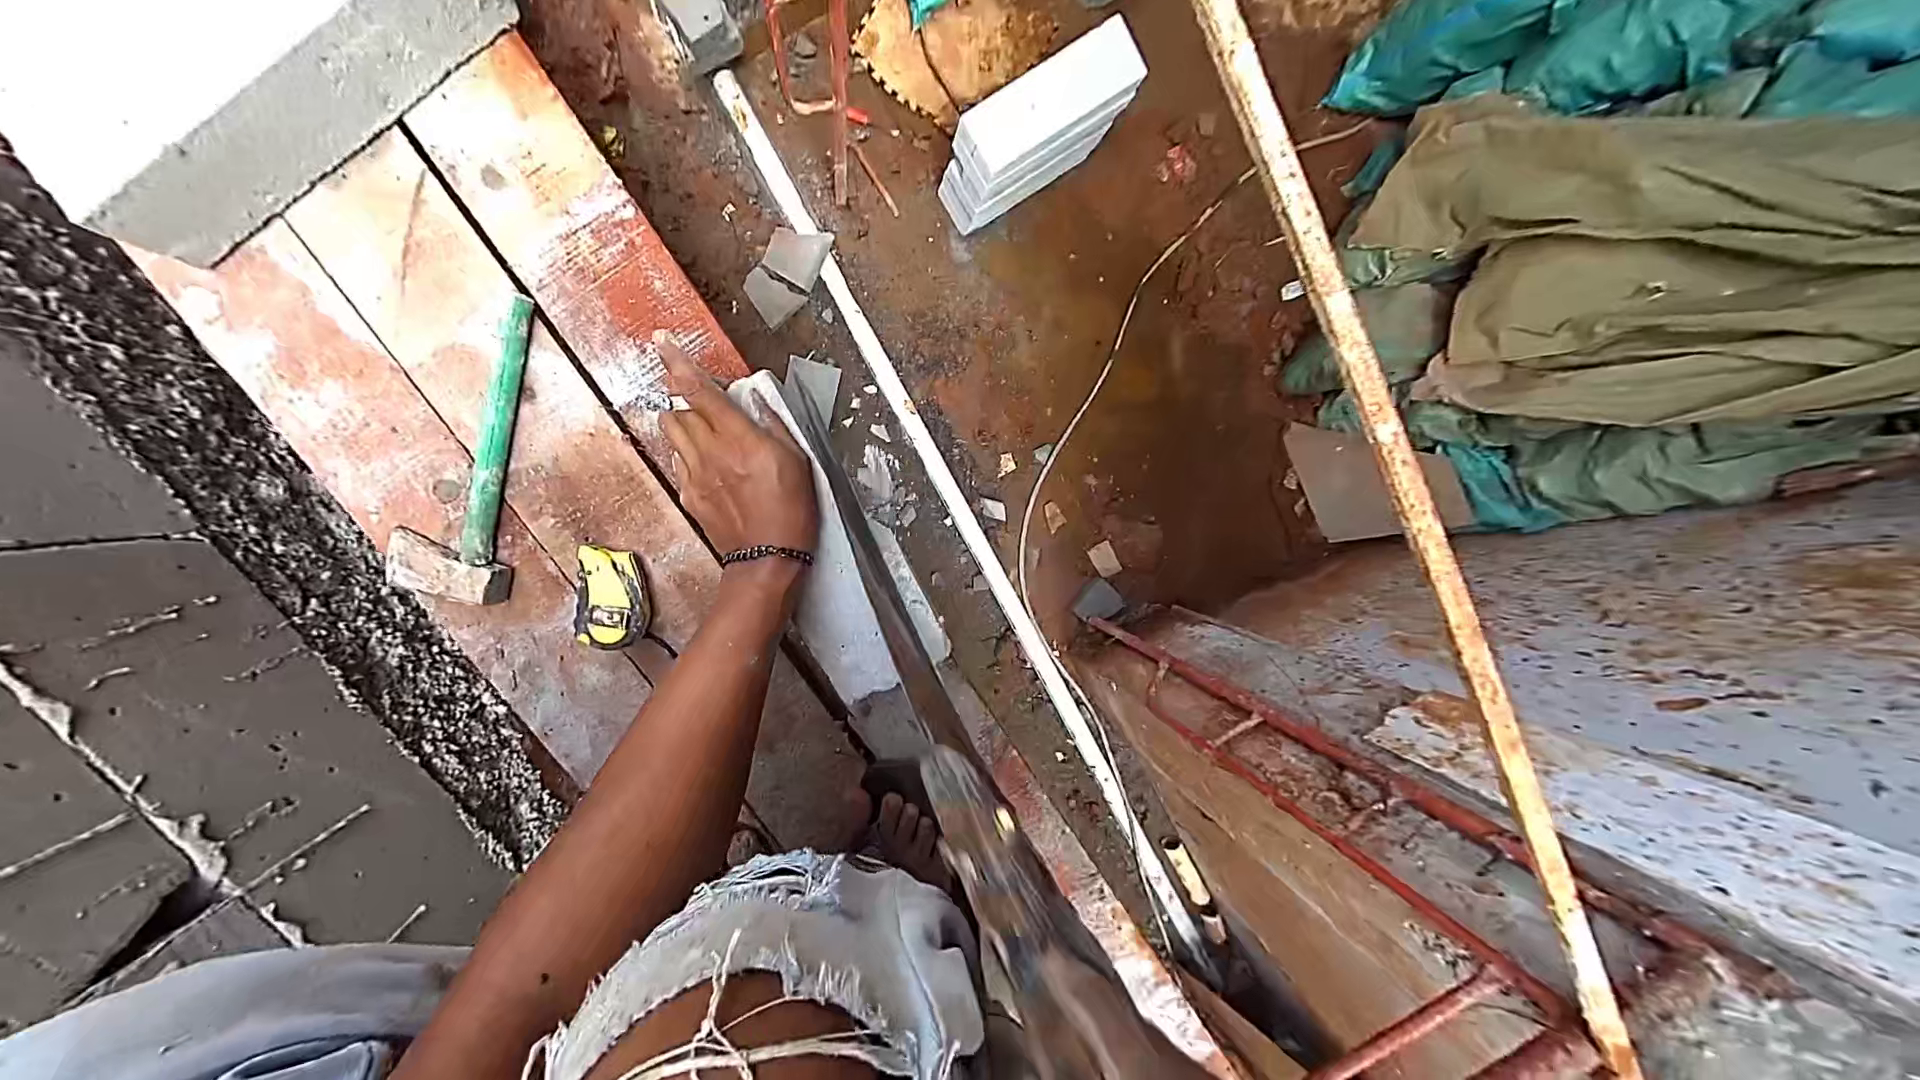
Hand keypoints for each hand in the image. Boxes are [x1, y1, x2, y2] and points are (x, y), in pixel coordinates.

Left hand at [656, 332, 818, 581]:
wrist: (768, 557)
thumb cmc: (790, 511)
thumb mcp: (798, 461)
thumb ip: (774, 425)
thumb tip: (759, 404)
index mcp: (738, 438)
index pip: (698, 390)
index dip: (677, 362)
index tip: (663, 343)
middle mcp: (709, 452)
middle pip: (677, 409)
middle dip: (686, 400)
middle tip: (706, 405)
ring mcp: (694, 475)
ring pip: (673, 434)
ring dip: (685, 426)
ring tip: (710, 437)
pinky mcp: (689, 495)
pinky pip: (679, 463)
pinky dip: (690, 456)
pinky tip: (713, 469)